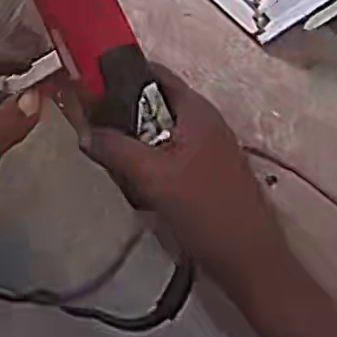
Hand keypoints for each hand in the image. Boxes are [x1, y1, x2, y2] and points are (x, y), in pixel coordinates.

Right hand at [65, 63, 282, 280]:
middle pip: (154, 102)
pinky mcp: (211, 170)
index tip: (92, 88)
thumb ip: (114, 149)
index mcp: (196, 109)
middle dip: (125, 115)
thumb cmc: (205, 210)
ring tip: (118, 164)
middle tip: (100, 132)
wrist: (253, 265)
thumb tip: (83, 133)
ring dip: (138, 143)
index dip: (121, 74)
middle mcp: (205, 119)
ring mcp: (211, 145)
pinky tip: (141, 187)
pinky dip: (153, 160)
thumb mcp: (151, 177)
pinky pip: (172, 151)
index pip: (153, 72)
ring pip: (162, 130)